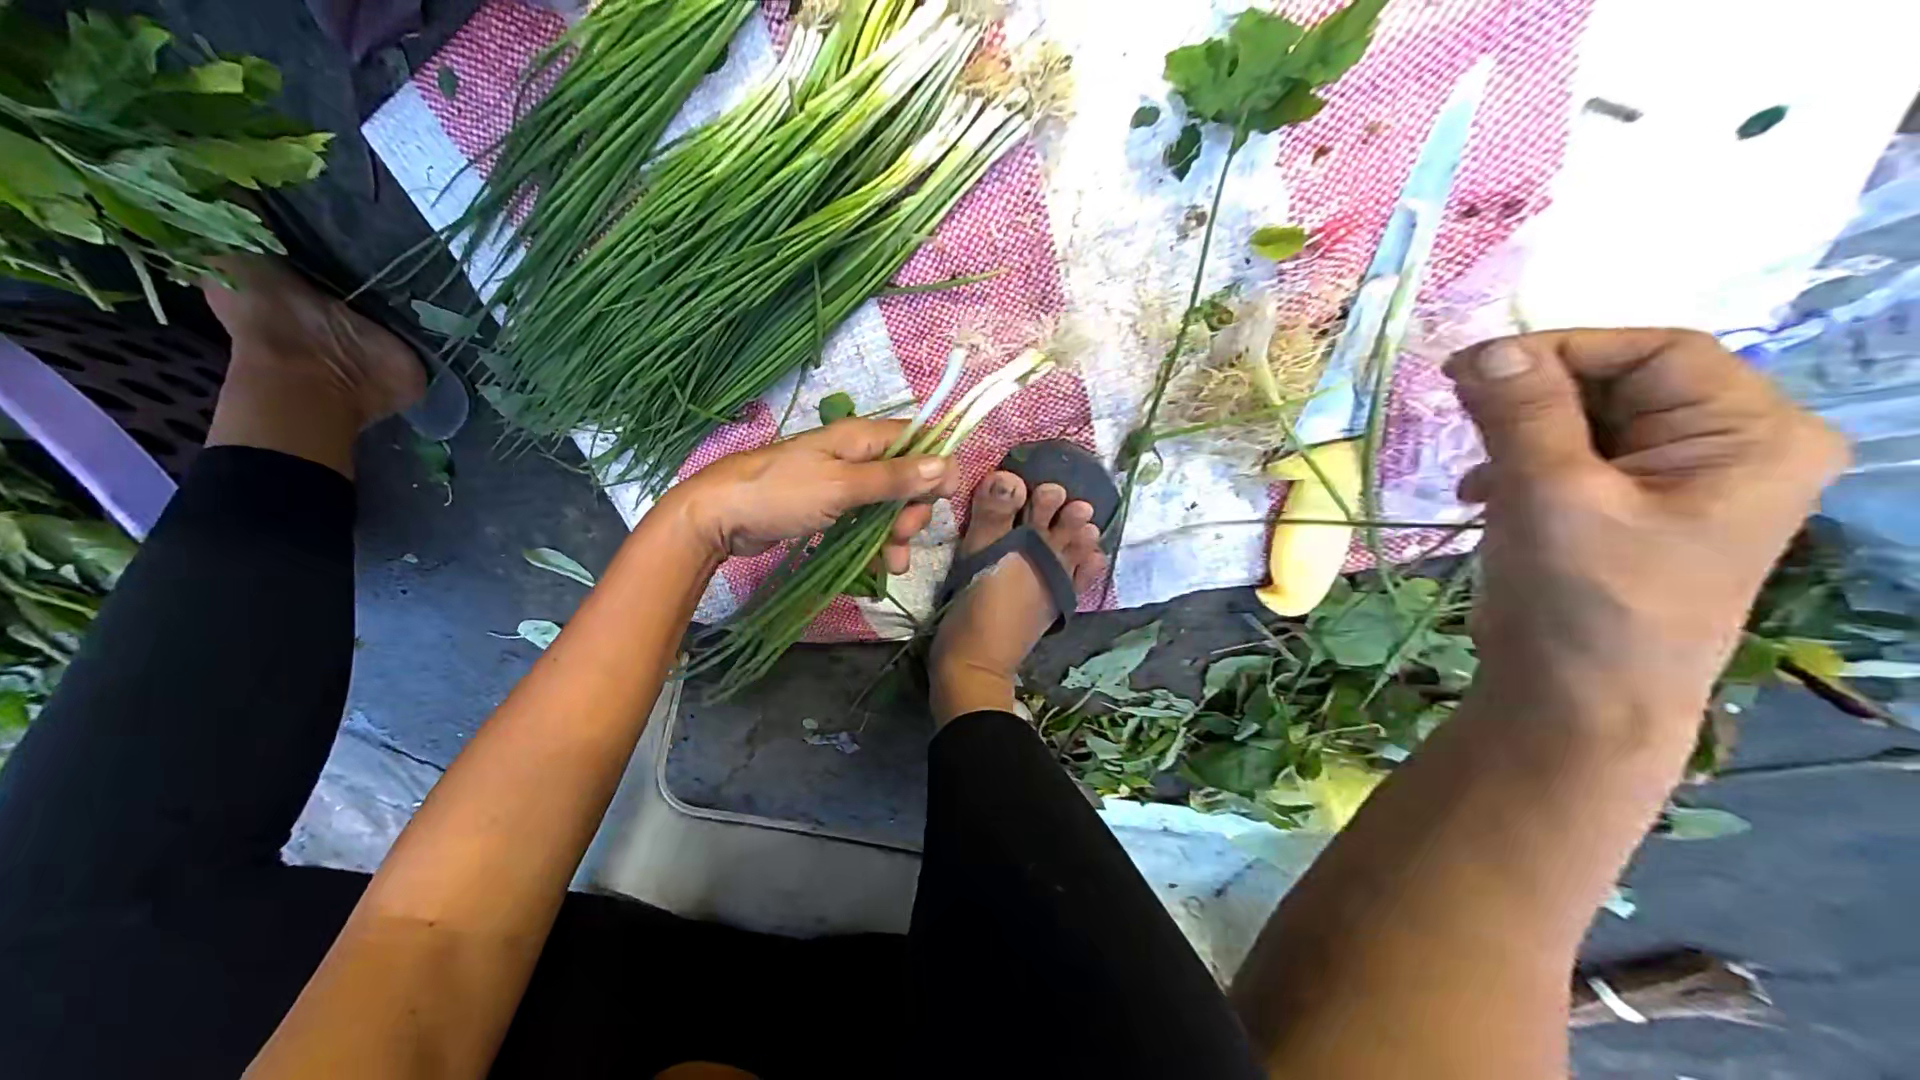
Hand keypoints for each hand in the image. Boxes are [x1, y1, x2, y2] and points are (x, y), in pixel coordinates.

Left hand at [656, 418, 960, 566]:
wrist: (719, 517)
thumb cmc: (780, 493)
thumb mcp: (842, 486)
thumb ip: (893, 478)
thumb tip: (944, 465)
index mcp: (861, 438)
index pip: (917, 441)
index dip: (937, 467)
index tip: (944, 499)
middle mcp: (856, 456)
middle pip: (907, 479)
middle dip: (913, 510)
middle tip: (902, 536)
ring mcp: (843, 484)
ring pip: (888, 506)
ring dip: (897, 534)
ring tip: (893, 563)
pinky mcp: (830, 510)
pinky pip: (866, 523)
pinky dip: (876, 543)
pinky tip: (880, 567)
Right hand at [1446, 329, 1847, 730]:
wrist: (1574, 700)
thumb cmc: (1584, 599)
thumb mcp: (1552, 496)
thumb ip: (1523, 414)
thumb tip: (1486, 349)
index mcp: (1750, 436)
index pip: (1654, 352)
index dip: (1560, 351)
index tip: (1469, 368)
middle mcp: (1724, 450)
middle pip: (1618, 384)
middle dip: (1532, 397)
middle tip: (1460, 410)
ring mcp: (1670, 483)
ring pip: (1583, 421)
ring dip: (1517, 434)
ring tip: (1474, 468)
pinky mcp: (1621, 510)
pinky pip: (1567, 458)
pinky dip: (1517, 463)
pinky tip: (1481, 492)